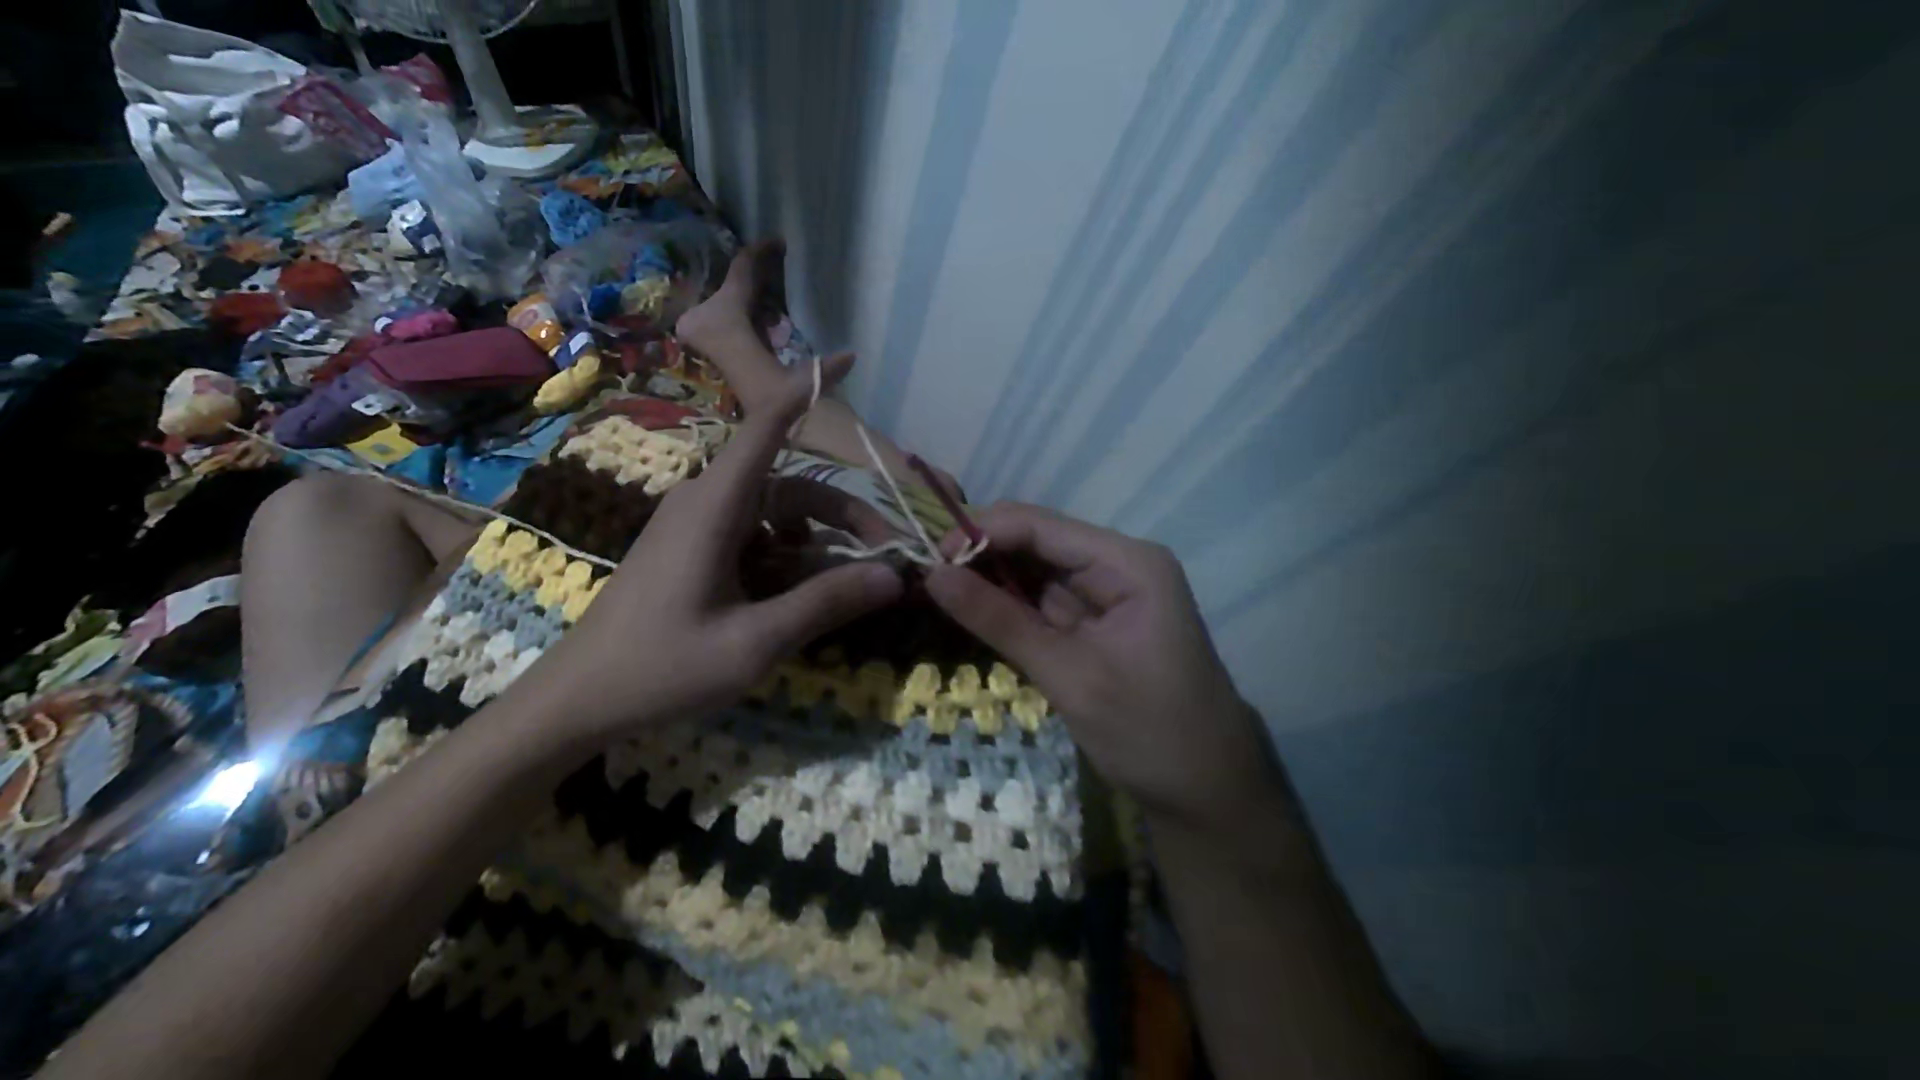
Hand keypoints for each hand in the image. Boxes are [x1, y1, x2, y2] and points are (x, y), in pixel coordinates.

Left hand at [533, 391, 904, 741]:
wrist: (579, 700)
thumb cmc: (662, 667)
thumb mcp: (754, 642)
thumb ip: (825, 602)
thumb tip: (894, 575)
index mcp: (715, 507)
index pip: (768, 425)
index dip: (809, 386)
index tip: (851, 358)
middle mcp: (707, 503)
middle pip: (792, 485)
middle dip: (845, 513)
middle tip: (887, 554)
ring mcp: (697, 527)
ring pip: (777, 514)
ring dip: (820, 540)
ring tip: (852, 583)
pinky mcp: (694, 551)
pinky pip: (756, 538)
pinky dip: (790, 556)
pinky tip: (802, 594)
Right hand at [925, 503, 1278, 830]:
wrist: (1206, 793)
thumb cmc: (1148, 731)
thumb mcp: (1069, 674)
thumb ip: (1000, 620)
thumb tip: (932, 574)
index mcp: (1128, 563)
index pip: (1042, 526)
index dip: (981, 532)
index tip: (927, 555)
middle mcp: (1118, 566)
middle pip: (1037, 543)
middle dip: (980, 554)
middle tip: (921, 574)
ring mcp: (1106, 596)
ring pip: (1034, 573)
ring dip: (988, 580)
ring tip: (933, 587)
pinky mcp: (1094, 625)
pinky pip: (1041, 604)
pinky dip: (1006, 608)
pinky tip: (968, 608)